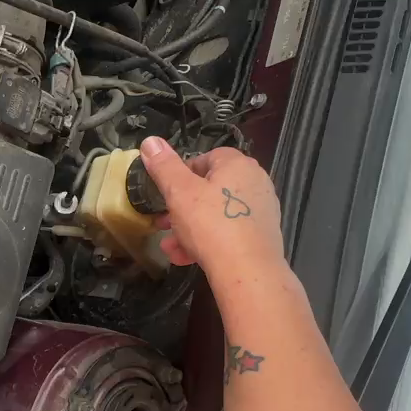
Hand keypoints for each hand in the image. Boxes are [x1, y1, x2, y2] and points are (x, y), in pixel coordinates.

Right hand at [138, 137, 285, 281]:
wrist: (246, 269)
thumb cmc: (210, 225)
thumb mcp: (179, 193)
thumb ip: (163, 167)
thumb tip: (150, 141)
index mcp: (237, 165)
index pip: (207, 157)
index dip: (183, 173)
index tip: (167, 191)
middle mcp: (254, 182)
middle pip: (210, 188)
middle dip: (181, 207)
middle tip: (163, 222)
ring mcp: (259, 209)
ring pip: (215, 214)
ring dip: (188, 228)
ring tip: (170, 246)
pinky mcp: (260, 235)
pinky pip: (227, 232)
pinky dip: (206, 241)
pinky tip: (186, 257)